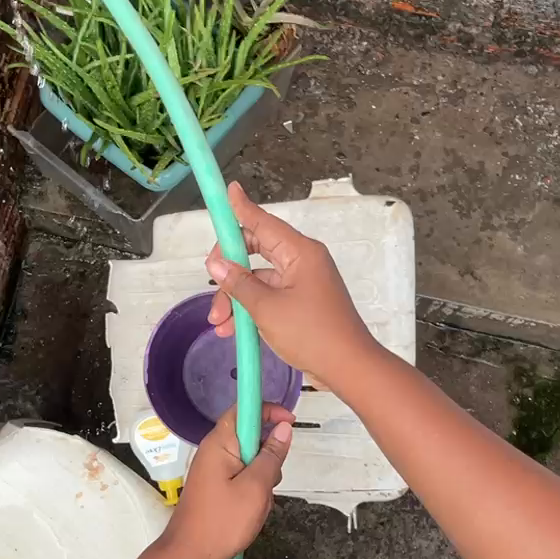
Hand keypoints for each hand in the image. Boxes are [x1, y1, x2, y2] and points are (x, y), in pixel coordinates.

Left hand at [158, 403, 293, 558]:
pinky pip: (241, 476)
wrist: (191, 555)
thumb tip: (284, 427)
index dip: (269, 410)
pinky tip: (253, 509)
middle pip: (249, 436)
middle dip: (268, 454)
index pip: (244, 409)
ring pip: (249, 459)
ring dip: (262, 476)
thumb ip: (272, 456)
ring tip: (259, 501)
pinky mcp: (215, 485)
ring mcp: (213, 469)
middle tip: (272, 479)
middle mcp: (213, 450)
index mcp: (219, 443)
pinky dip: (253, 488)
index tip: (291, 422)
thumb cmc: (224, 521)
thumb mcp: (256, 487)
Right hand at [205, 182, 377, 382]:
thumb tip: (216, 263)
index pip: (263, 222)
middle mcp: (302, 261)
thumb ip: (238, 284)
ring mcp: (302, 282)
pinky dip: (250, 309)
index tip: (227, 191)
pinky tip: (232, 331)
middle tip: (211, 290)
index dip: (241, 209)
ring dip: (236, 298)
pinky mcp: (302, 302)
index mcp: (299, 252)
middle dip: (229, 271)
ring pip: (259, 278)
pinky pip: (269, 296)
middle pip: (256, 250)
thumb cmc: (311, 333)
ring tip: (218, 324)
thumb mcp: (266, 309)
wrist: (348, 367)